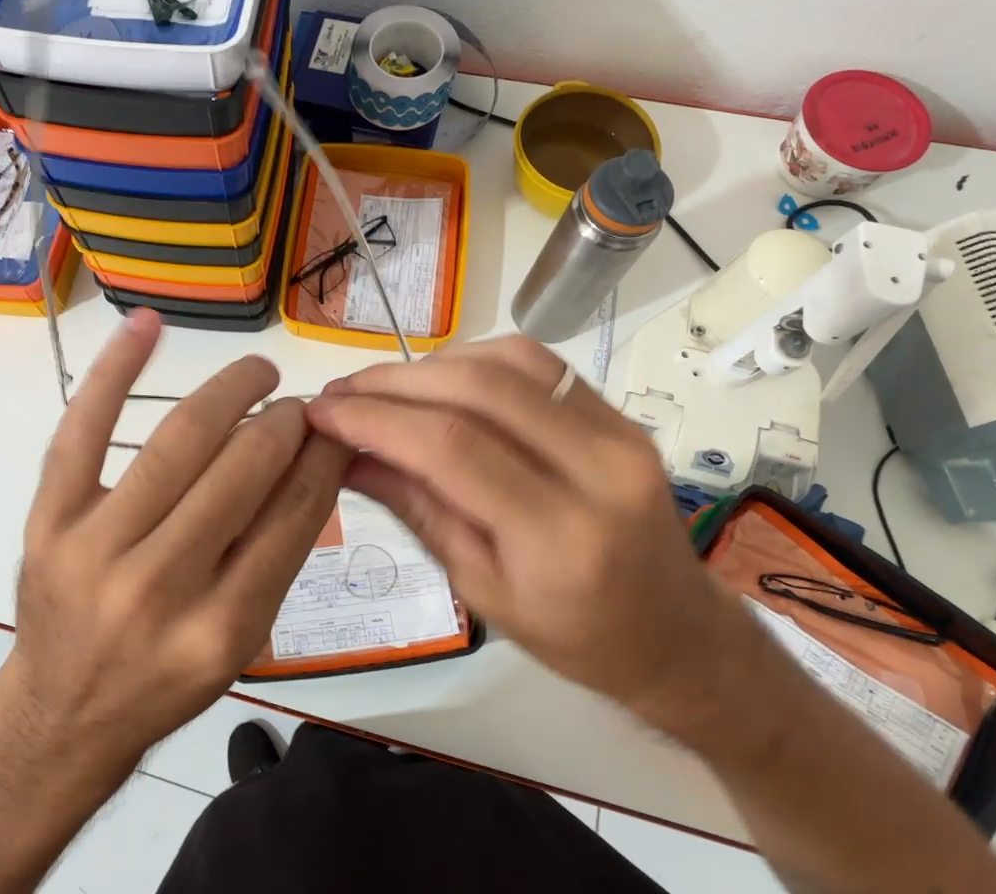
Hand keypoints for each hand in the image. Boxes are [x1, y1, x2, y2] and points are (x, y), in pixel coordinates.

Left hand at [0, 309, 351, 781]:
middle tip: (297, 405)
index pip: (293, 514)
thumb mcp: (241, 643)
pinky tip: (147, 325)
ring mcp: (96, 548)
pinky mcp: (50, 520)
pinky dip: (115, 371)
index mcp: (223, 625)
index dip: (323, 455)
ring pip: (179, 442)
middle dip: (284, 422)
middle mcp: (162, 587)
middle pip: (243, 470)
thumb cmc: (165, 680)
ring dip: (230, 391)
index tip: (335, 425)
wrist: (64, 714)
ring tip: (258, 373)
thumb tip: (315, 459)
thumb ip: (277, 555)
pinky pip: (82, 431)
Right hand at [306, 336, 754, 733]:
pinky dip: (476, 360)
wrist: (676, 633)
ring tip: (382, 389)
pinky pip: (539, 364)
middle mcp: (600, 470)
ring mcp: (620, 433)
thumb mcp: (480, 589)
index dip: (375, 419)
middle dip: (394, 382)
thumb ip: (416, 508)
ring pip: (510, 360)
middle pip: (479, 389)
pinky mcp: (621, 415)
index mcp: (561, 537)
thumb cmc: (573, 635)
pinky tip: (439, 382)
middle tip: (341, 393)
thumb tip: (345, 452)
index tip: (320, 412)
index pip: (451, 447)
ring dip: (432, 364)